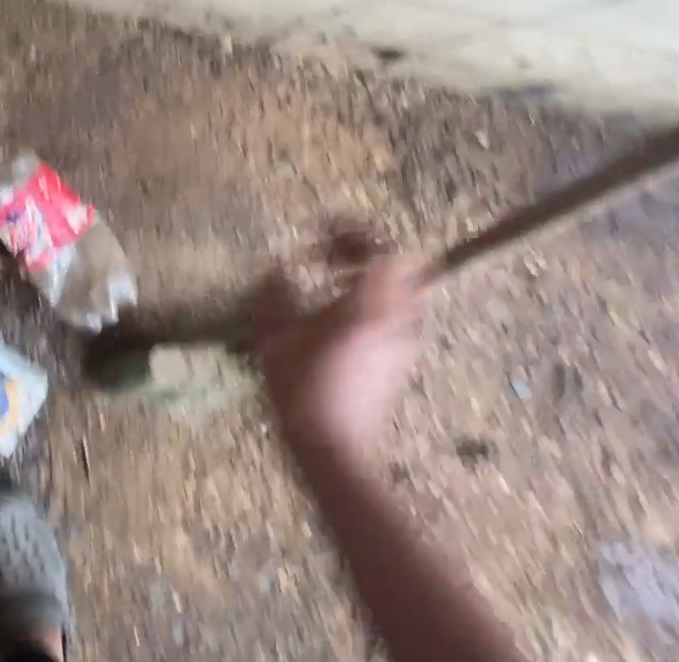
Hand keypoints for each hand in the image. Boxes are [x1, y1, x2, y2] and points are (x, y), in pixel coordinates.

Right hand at [251, 238, 425, 466]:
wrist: (335, 448)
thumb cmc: (300, 389)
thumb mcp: (274, 337)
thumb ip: (274, 296)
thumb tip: (278, 270)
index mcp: (368, 308)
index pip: (383, 250)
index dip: (354, 232)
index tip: (321, 230)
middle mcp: (397, 320)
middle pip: (403, 265)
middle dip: (365, 251)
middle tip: (327, 254)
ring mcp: (404, 341)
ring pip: (402, 289)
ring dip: (369, 275)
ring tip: (327, 280)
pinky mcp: (400, 358)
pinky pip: (395, 312)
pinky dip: (371, 299)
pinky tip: (335, 314)